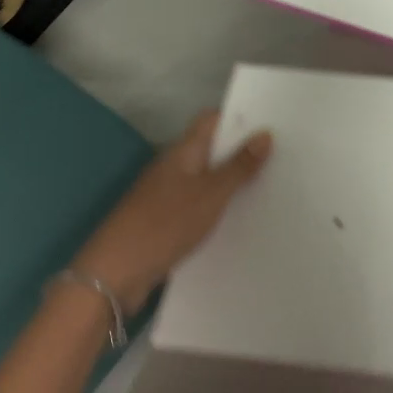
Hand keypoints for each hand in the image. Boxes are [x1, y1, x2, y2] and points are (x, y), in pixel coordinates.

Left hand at [67, 110, 272, 308]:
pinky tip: (236, 219)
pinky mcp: (162, 222)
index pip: (212, 120)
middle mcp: (173, 167)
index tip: (269, 124)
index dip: (238, 117)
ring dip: (229, 181)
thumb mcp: (211, 194)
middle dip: (240, 151)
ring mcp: (165, 195)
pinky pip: (196, 205)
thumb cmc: (165, 224)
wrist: (114, 275)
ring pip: (204, 179)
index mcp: (183, 152)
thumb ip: (239, 166)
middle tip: (278, 156)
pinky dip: (215, 207)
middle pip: (210, 149)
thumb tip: (265, 134)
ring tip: (267, 186)